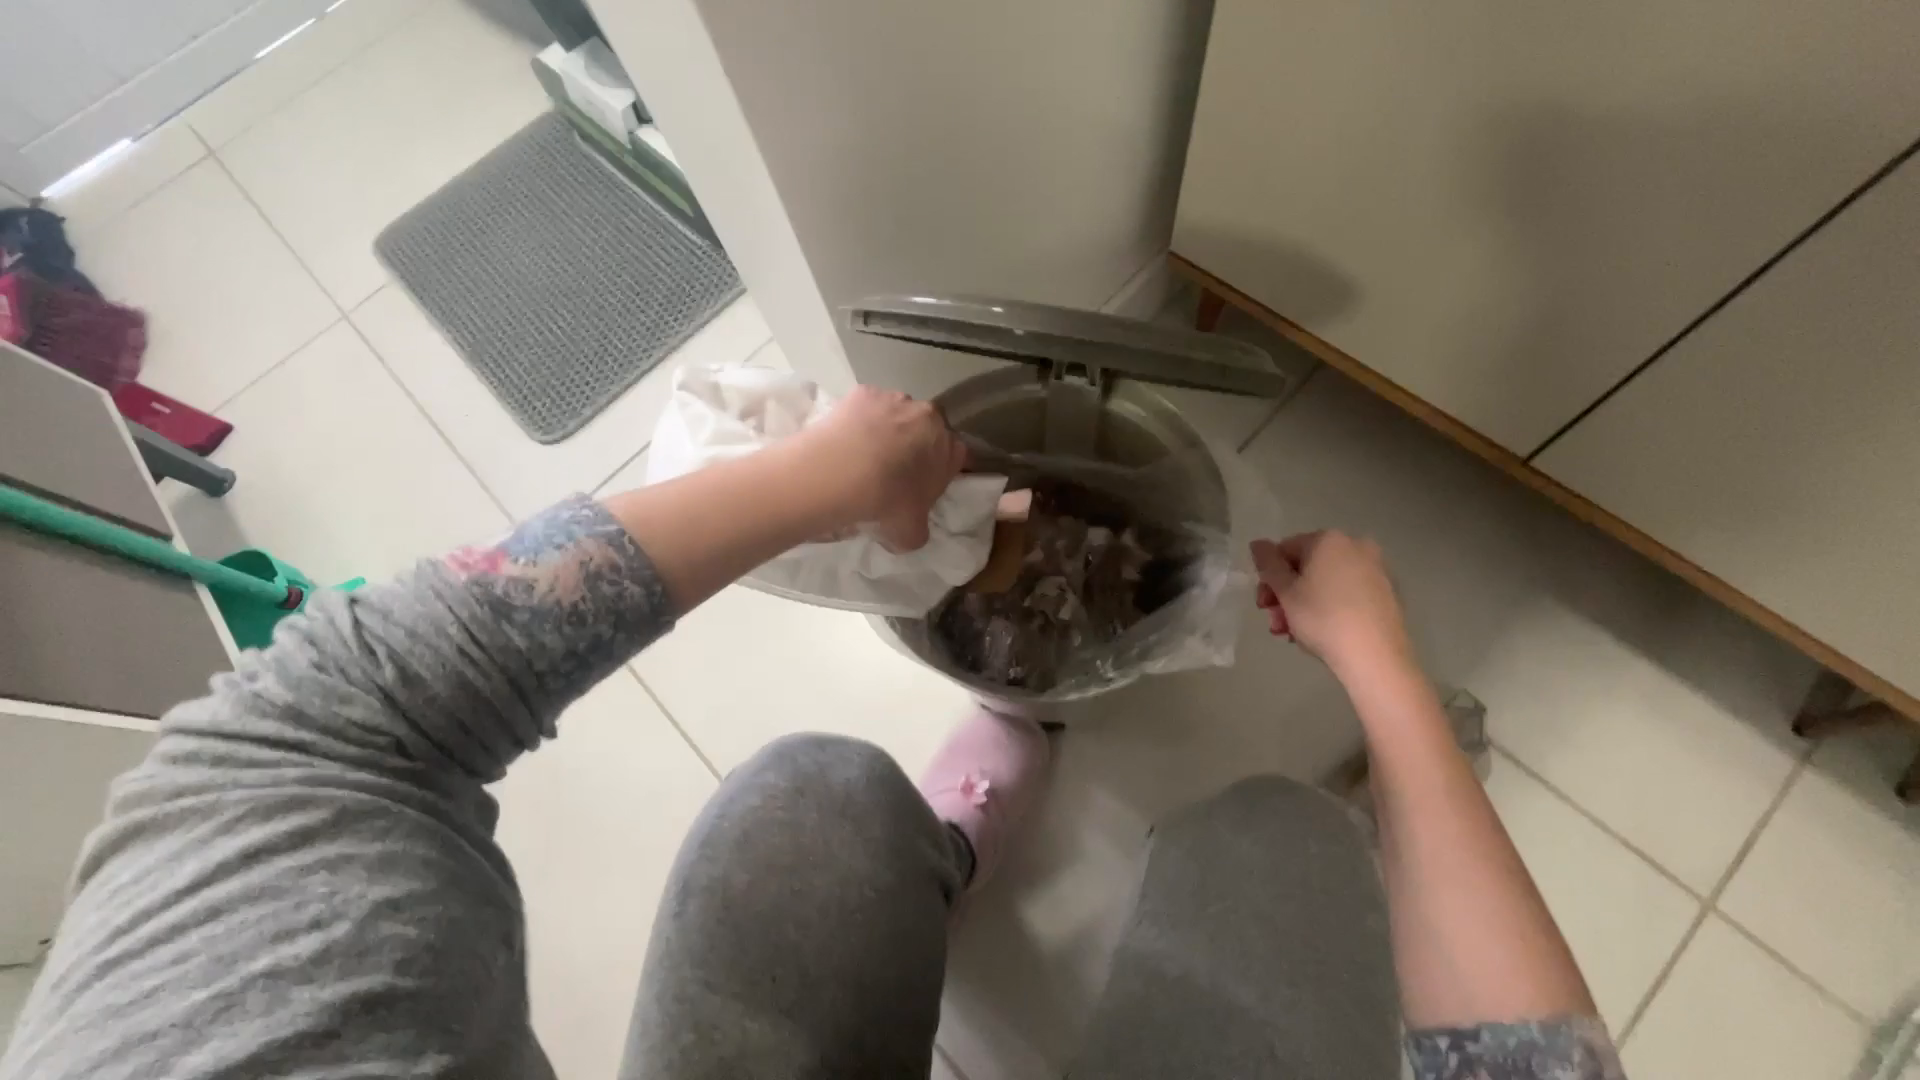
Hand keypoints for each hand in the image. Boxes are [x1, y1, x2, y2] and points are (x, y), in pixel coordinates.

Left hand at [797, 385, 966, 550]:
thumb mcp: (911, 535)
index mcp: (949, 448)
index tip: (923, 485)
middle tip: (893, 473)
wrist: (838, 475)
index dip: (940, 471)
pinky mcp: (862, 393)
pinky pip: (865, 408)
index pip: (957, 456)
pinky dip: (859, 421)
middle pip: (926, 431)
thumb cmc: (885, 504)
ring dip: (886, 431)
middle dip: (914, 447)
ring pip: (896, 415)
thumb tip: (913, 525)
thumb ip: (920, 527)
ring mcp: (895, 399)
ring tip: (863, 457)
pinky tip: (845, 441)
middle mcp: (929, 416)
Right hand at [1250, 531, 1413, 675]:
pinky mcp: (1387, 593)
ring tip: (1293, 634)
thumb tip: (1258, 544)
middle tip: (1276, 623)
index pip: (1284, 549)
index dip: (1269, 577)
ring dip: (1303, 605)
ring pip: (1326, 582)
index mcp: (1329, 540)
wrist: (1375, 656)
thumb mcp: (1285, 592)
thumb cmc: (1323, 618)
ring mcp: (1375, 569)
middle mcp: (1355, 546)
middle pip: (1306, 567)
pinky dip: (1329, 607)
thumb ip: (1267, 564)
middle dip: (1286, 595)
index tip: (1264, 605)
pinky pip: (1346, 593)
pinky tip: (1321, 632)